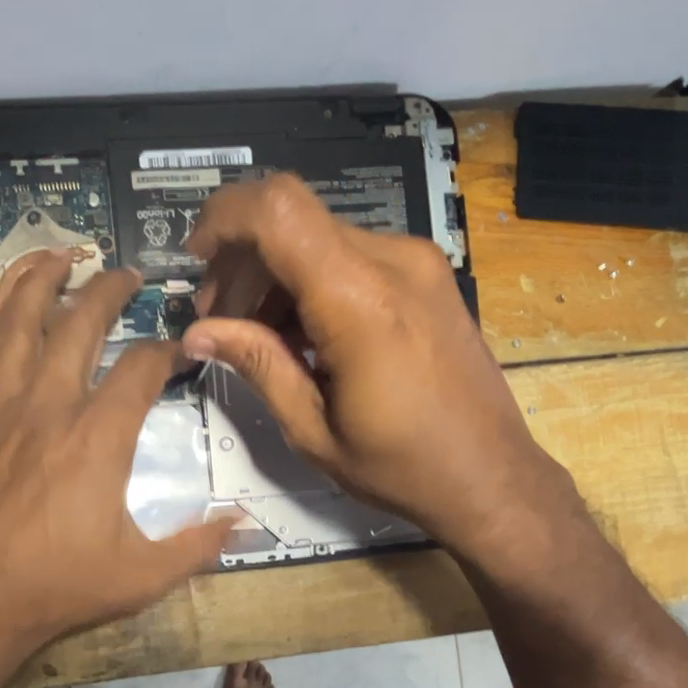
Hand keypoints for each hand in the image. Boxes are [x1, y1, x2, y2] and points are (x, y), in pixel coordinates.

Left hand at [0, 251, 233, 676]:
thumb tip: (246, 522)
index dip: (165, 350)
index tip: (178, 350)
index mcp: (99, 436)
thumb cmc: (59, 589)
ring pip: (15, 325)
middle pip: (81, 325)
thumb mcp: (143, 575)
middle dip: (109, 291)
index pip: (142, 367)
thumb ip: (198, 545)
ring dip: (36, 281)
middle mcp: (49, 405)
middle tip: (127, 275)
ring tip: (57, 254)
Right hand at [181, 174, 575, 554]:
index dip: (224, 218)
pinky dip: (310, 283)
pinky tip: (300, 335)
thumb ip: (257, 366)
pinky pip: (350, 257)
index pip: (278, 211)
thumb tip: (196, 333)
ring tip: (256, 337)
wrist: (491, 476)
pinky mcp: (427, 276)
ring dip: (274, 276)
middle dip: (242, 262)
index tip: (196, 262)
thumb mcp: (313, 430)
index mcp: (360, 301)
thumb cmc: (401, 467)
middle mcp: (393, 261)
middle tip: (218, 322)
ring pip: (318, 237)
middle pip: (292, 221)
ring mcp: (417, 263)